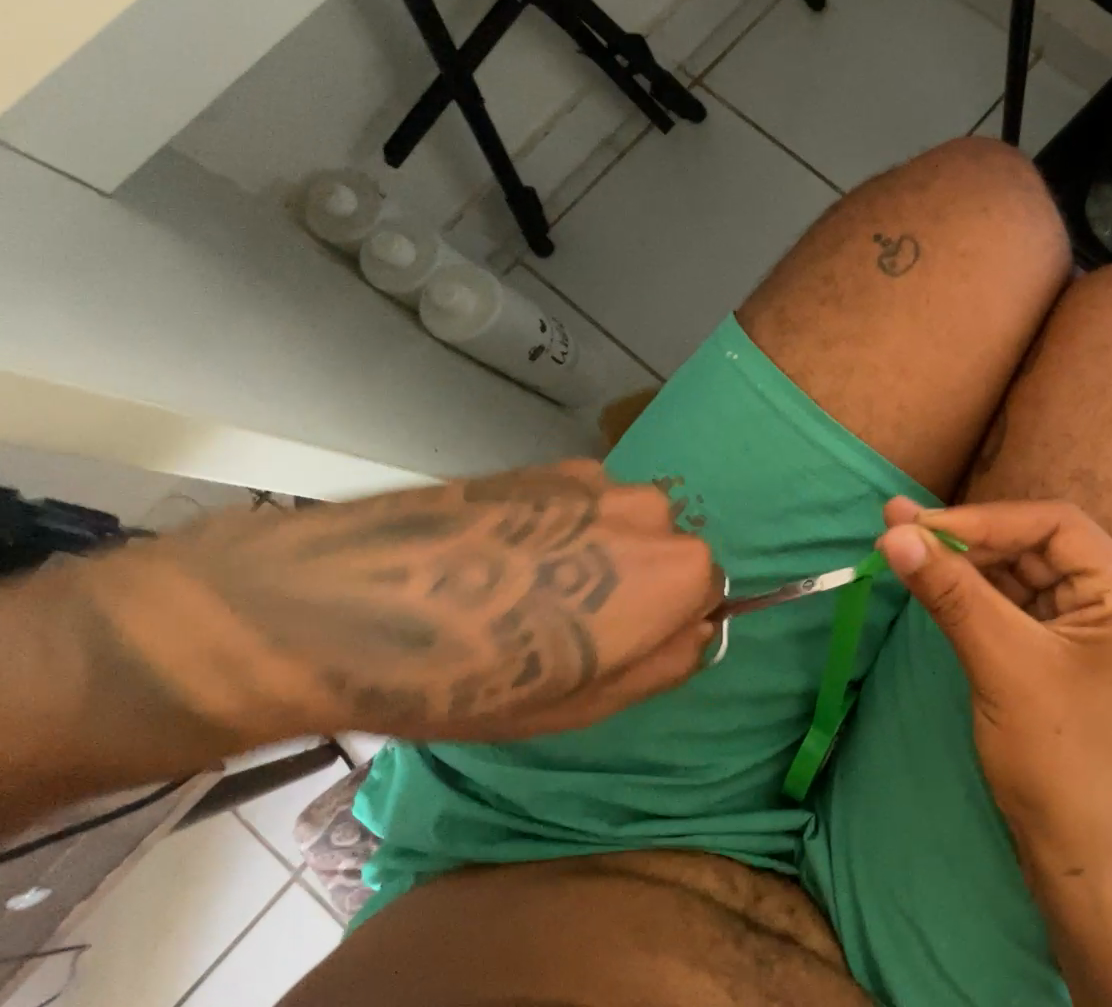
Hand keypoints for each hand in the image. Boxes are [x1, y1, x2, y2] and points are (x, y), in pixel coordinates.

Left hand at [94, 460, 719, 744]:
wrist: (346, 606)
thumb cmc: (480, 676)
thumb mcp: (590, 703)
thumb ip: (668, 663)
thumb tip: (696, 631)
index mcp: (679, 569)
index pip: (709, 593)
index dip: (663, 626)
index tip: (612, 651)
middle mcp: (650, 511)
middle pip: (666, 551)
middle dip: (635, 584)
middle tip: (561, 626)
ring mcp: (593, 479)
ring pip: (619, 525)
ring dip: (593, 554)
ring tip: (515, 592)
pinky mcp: (539, 464)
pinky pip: (575, 505)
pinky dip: (553, 529)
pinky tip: (490, 562)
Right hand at [878, 497, 1111, 874]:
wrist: (1076, 847)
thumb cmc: (1054, 755)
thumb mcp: (1000, 663)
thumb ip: (950, 591)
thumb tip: (893, 532)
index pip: (1055, 526)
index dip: (984, 519)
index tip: (917, 524)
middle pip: (1038, 545)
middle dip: (970, 539)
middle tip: (898, 529)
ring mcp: (1096, 623)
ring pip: (1025, 572)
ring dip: (969, 564)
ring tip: (907, 548)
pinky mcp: (1069, 647)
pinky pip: (1022, 604)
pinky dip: (980, 594)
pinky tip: (938, 582)